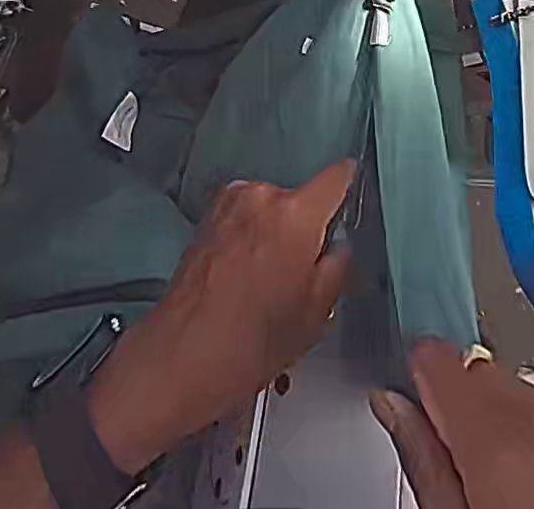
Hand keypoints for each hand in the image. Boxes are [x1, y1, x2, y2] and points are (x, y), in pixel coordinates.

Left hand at [84, 160, 355, 473]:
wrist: (178, 359)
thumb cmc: (248, 343)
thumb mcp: (315, 313)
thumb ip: (339, 265)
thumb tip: (341, 244)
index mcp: (294, 214)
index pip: (338, 175)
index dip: (351, 187)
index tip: (355, 201)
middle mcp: (261, 195)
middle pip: (304, 196)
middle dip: (310, 223)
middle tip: (306, 265)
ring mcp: (231, 201)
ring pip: (275, 205)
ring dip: (279, 228)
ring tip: (271, 274)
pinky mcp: (210, 213)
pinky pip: (248, 212)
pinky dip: (254, 231)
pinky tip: (248, 270)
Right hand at [369, 339, 533, 508]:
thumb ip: (423, 459)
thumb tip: (394, 407)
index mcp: (499, 441)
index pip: (441, 359)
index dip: (420, 371)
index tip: (413, 385)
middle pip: (479, 374)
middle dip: (461, 404)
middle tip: (456, 458)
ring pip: (517, 389)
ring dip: (502, 420)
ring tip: (504, 485)